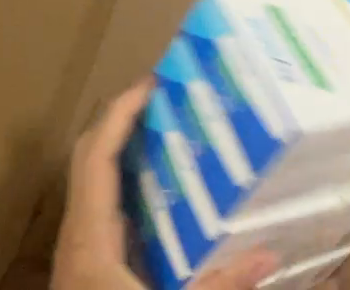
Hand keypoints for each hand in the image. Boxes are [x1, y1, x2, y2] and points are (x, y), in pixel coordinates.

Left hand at [53, 80, 281, 289]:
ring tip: (172, 127)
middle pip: (88, 158)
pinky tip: (166, 188)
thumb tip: (271, 256)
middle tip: (168, 96)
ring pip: (93, 181)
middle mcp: (79, 236)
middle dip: (123, 119)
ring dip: (124, 147)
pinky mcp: (90, 268)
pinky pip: (105, 206)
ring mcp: (81, 252)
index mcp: (90, 238)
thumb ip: (220, 286)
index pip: (96, 155)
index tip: (154, 81)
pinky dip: (129, 181)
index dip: (121, 113)